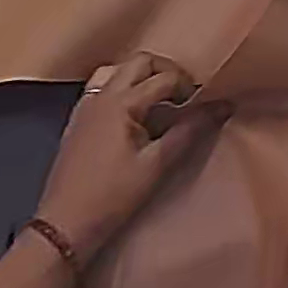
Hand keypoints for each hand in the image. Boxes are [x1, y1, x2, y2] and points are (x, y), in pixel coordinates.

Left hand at [33, 53, 231, 263]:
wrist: (64, 226)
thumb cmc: (114, 195)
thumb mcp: (158, 163)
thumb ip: (191, 129)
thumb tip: (224, 105)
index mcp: (121, 103)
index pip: (165, 78)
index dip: (190, 87)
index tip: (203, 106)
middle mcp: (101, 96)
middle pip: (140, 62)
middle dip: (168, 71)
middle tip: (185, 96)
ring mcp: (86, 106)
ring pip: (120, 71)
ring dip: (144, 78)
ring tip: (161, 102)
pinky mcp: (78, 120)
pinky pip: (104, 88)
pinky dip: (126, 90)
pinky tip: (136, 115)